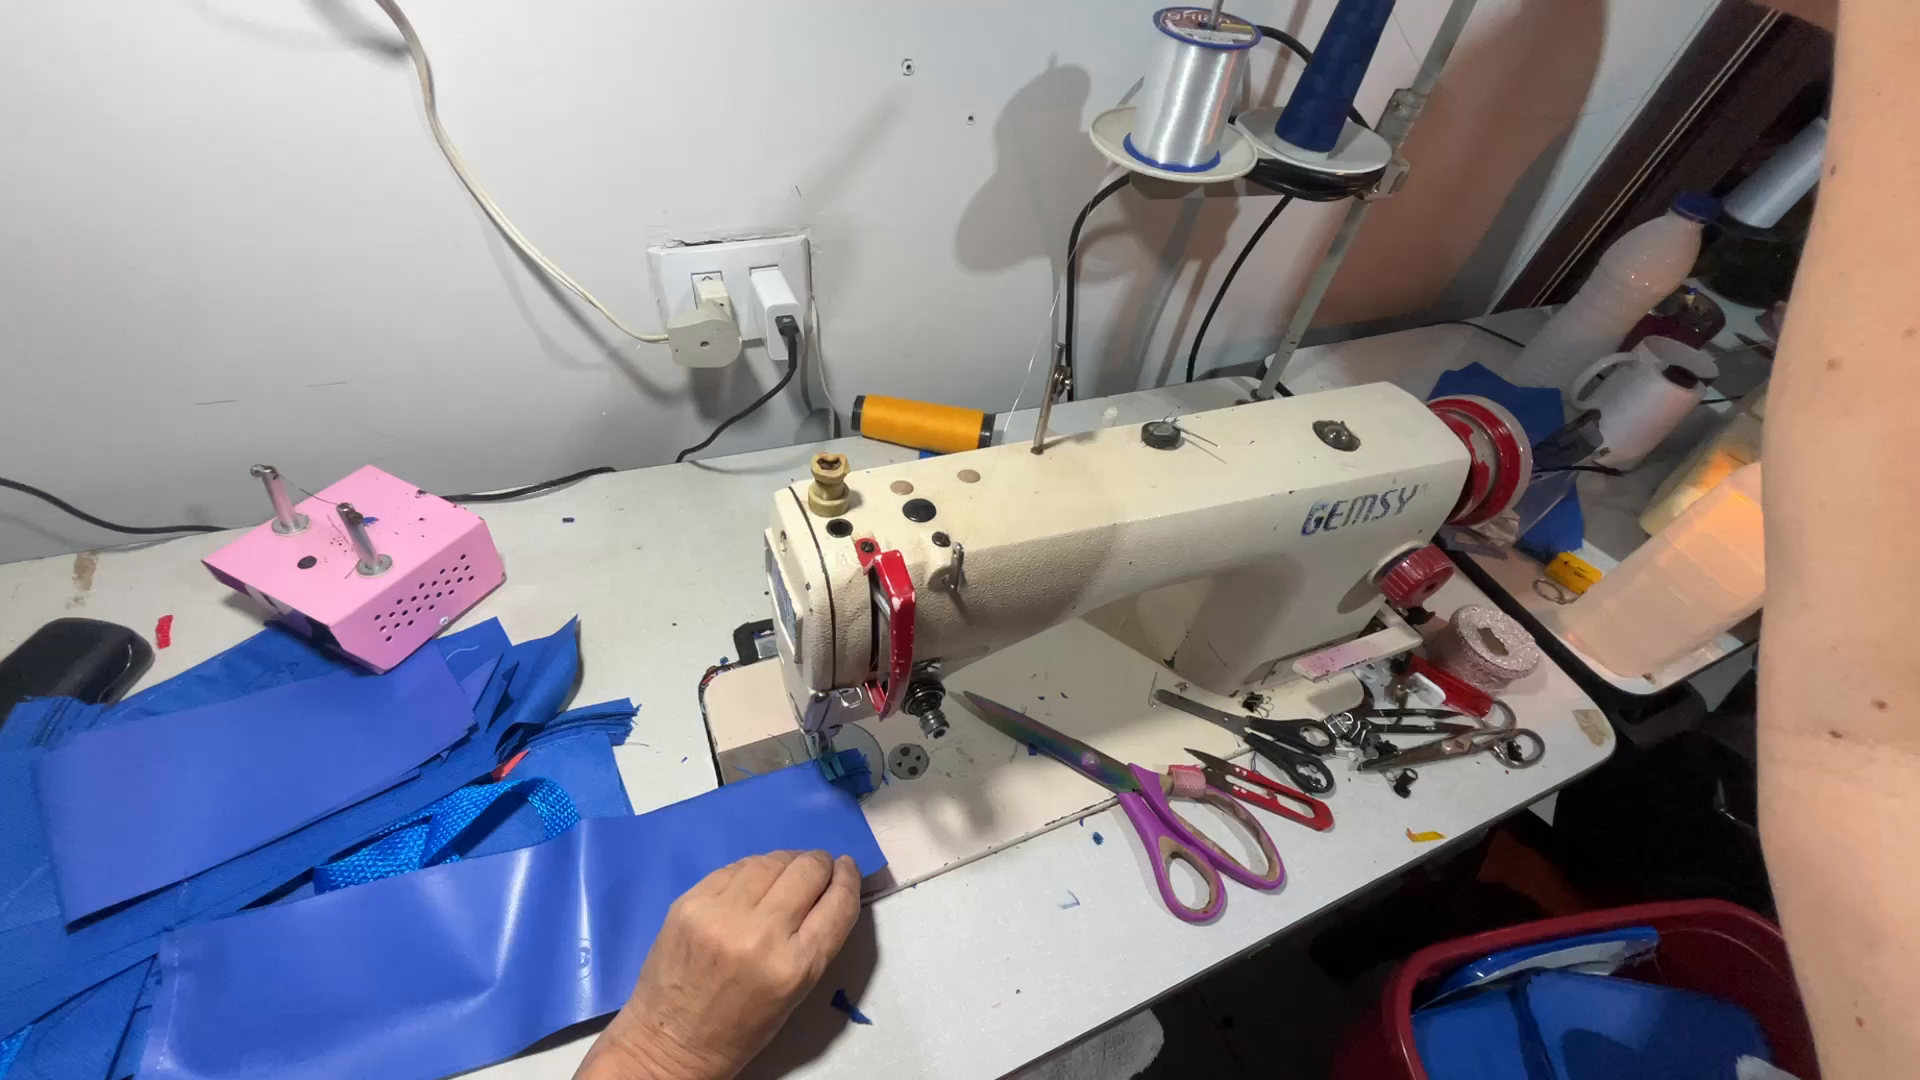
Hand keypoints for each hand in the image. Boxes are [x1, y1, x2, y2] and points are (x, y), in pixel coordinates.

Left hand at [575, 851, 862, 1079]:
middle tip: (818, 870)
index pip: (839, 903)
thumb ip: (817, 938)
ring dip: (787, 862)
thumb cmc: (739, 1028)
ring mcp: (721, 913)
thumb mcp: (794, 993)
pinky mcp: (692, 900)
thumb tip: (831, 883)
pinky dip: (754, 869)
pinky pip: (739, 865)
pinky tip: (753, 882)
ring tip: (785, 875)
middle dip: (820, 865)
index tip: (847, 868)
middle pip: (808, 870)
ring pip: (773, 859)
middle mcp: (760, 934)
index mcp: (793, 967)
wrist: (665, 1044)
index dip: (849, 878)